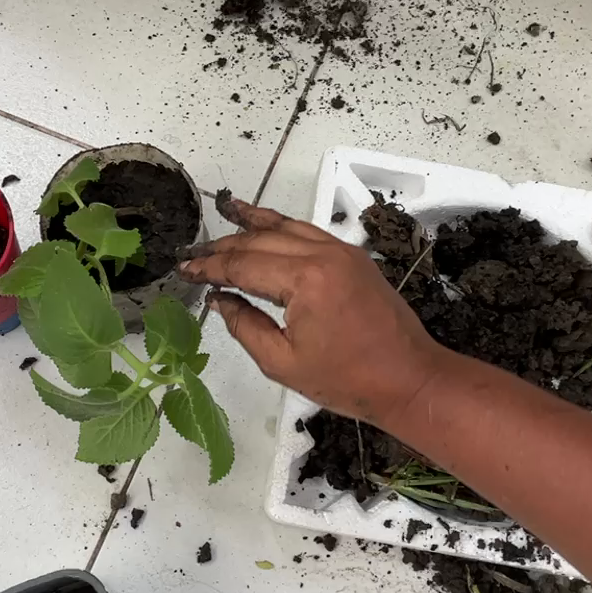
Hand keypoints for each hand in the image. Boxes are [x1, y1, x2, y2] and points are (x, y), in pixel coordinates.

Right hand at [178, 196, 448, 427]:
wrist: (408, 378)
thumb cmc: (346, 380)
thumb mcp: (282, 362)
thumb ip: (244, 325)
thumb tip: (219, 299)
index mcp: (305, 280)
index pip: (243, 265)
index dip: (209, 267)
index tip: (183, 268)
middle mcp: (323, 254)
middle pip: (261, 239)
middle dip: (224, 245)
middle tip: (194, 252)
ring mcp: (341, 251)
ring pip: (286, 227)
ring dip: (252, 224)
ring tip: (225, 212)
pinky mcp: (352, 256)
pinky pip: (308, 232)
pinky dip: (283, 226)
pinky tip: (265, 223)